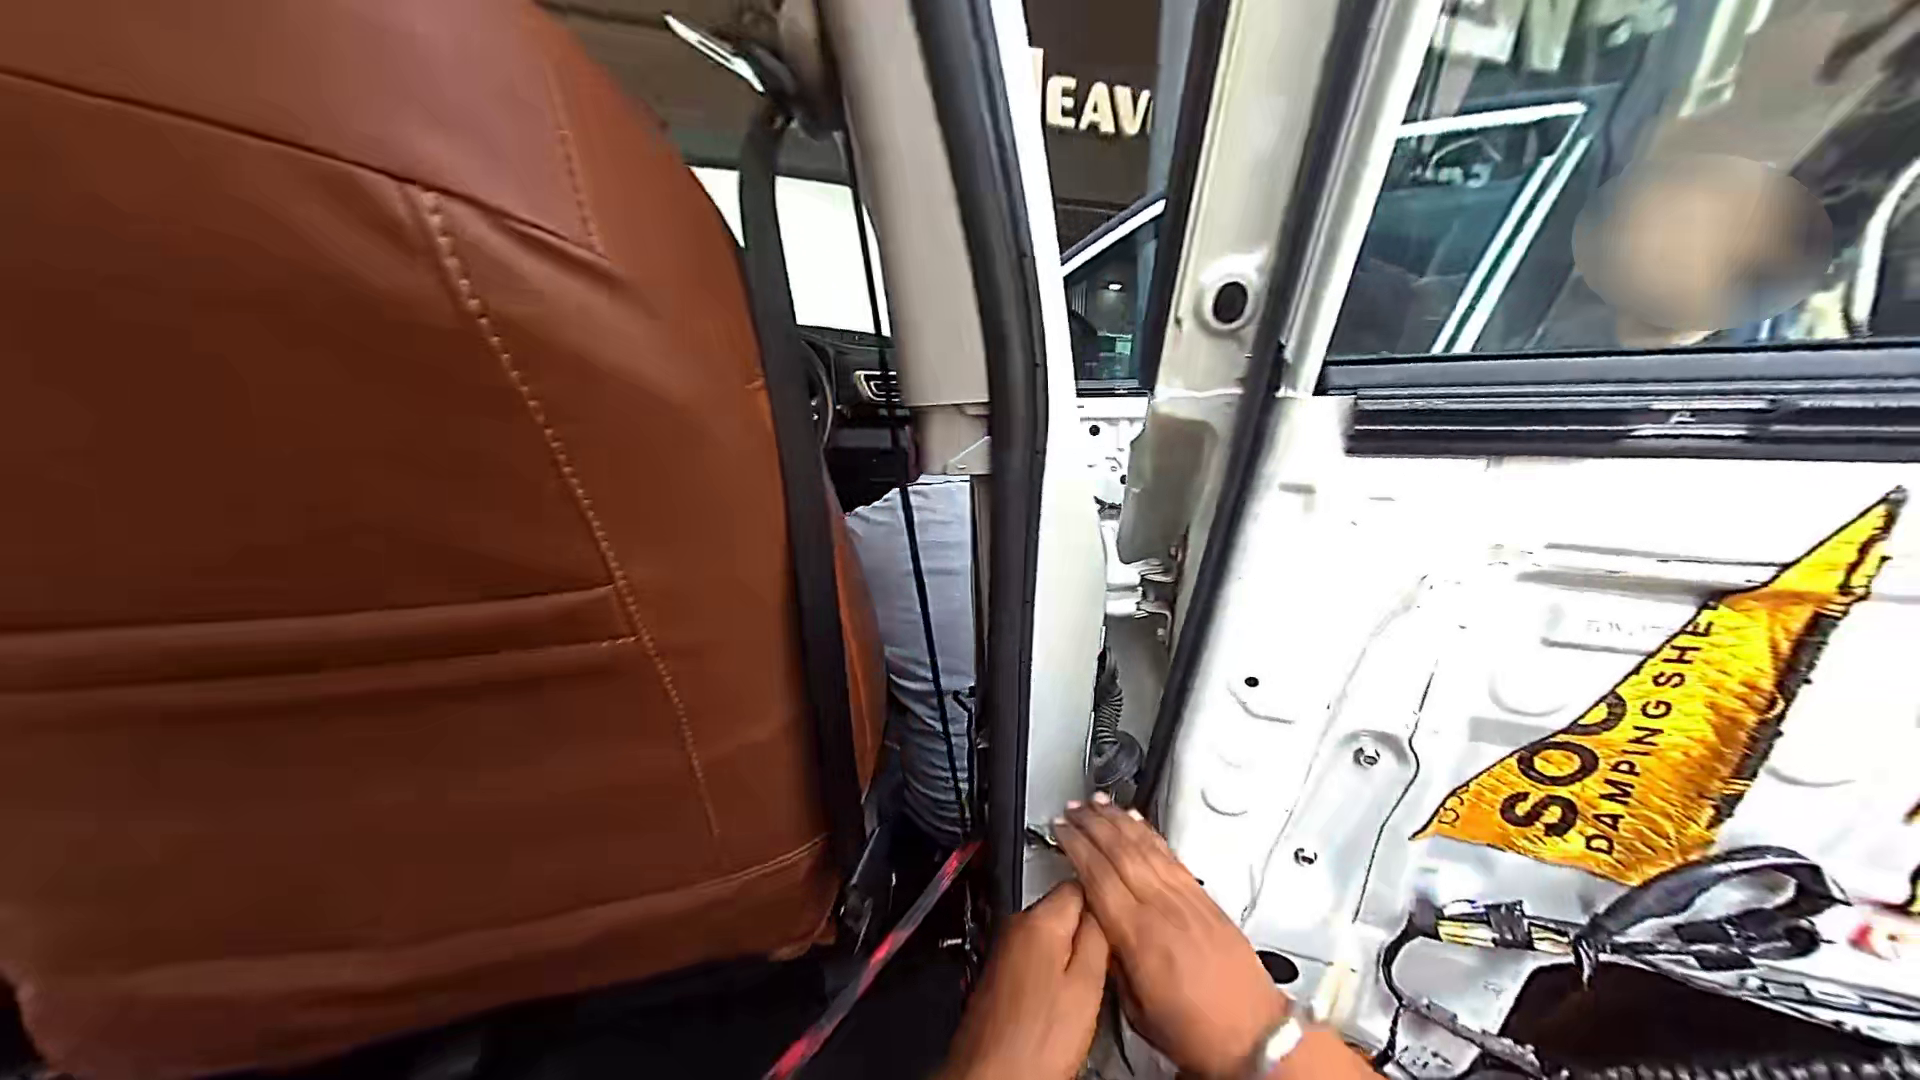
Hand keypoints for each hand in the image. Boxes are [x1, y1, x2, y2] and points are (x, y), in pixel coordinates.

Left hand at [938, 881, 1109, 1079]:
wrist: (990, 1076)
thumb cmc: (1036, 1042)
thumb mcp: (1085, 989)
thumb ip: (1097, 940)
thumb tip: (1104, 908)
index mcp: (1039, 921)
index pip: (1077, 885)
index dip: (1101, 904)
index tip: (1115, 927)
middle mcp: (1017, 924)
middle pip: (1063, 908)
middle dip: (1085, 931)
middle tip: (1103, 964)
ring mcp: (1006, 946)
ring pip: (1050, 933)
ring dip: (1069, 952)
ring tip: (1082, 987)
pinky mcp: (1001, 970)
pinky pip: (1035, 954)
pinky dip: (1050, 969)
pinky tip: (1058, 999)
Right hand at [1056, 795, 1286, 1079]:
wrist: (1253, 1038)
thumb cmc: (1199, 1033)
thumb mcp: (1136, 1009)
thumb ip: (1111, 960)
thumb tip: (1095, 927)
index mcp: (1138, 936)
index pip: (1098, 874)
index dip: (1075, 845)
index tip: (1061, 829)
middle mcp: (1161, 908)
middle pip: (1118, 850)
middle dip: (1091, 822)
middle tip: (1072, 808)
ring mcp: (1184, 897)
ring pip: (1143, 844)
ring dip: (1117, 818)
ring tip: (1097, 802)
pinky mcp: (1202, 895)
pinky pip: (1169, 852)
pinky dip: (1148, 831)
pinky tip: (1136, 820)